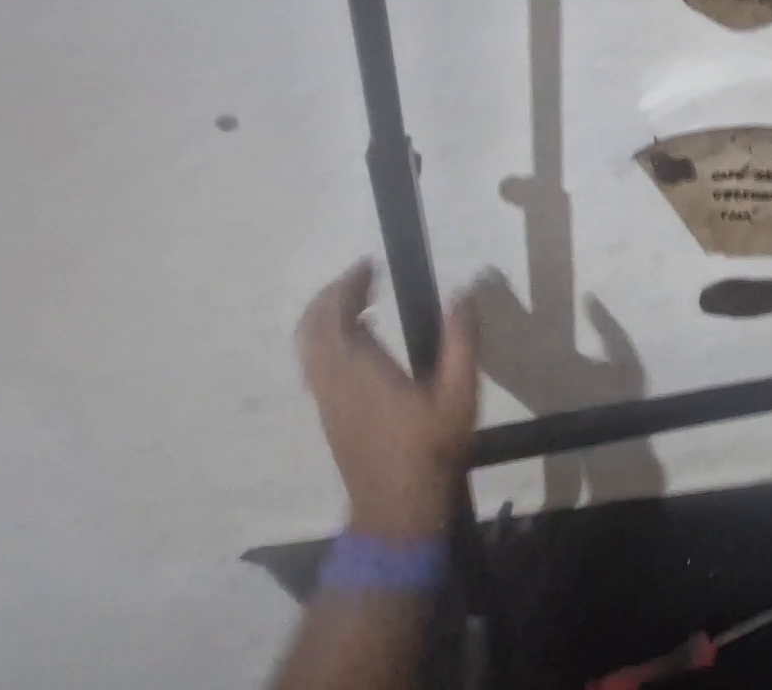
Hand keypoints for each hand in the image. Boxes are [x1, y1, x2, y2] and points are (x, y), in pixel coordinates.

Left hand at [297, 260, 478, 539]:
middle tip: (362, 277)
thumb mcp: (459, 393)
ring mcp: (325, 399)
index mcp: (359, 369)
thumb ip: (461, 341)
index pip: (336, 314)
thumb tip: (463, 294)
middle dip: (331, 295)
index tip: (369, 264)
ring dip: (325, 316)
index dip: (347, 284)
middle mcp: (332, 380)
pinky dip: (327, 338)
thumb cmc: (431, 448)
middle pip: (311, 327)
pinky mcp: (329, 414)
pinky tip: (360, 341)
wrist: (398, 507)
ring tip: (360, 302)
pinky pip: (315, 362)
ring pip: (307, 347)